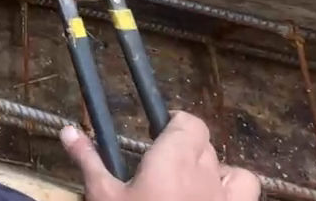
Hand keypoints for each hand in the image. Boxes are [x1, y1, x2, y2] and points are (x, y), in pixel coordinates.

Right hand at [61, 114, 258, 200]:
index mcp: (173, 160)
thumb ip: (88, 160)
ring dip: (220, 173)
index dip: (175, 123)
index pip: (190, 124)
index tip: (155, 131)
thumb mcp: (104, 196)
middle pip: (207, 145)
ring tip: (196, 185)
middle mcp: (207, 176)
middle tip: (163, 162)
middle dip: (188, 147)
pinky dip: (235, 197)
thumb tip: (67, 131)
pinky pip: (248, 199)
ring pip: (238, 174)